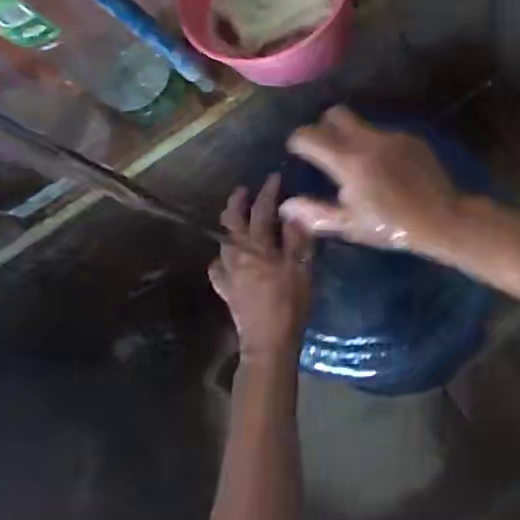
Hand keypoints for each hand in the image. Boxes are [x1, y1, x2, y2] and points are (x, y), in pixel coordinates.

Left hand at [209, 173, 313, 359]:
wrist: (268, 341)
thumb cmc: (290, 303)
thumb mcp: (301, 268)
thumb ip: (297, 239)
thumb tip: (293, 211)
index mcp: (259, 246)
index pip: (262, 211)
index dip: (268, 192)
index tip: (275, 177)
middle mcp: (238, 254)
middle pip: (232, 221)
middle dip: (237, 202)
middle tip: (244, 190)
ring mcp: (229, 273)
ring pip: (224, 241)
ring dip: (229, 225)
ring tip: (236, 219)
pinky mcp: (226, 290)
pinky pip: (218, 267)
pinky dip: (222, 257)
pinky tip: (226, 259)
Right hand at [279, 106, 464, 254]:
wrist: (442, 219)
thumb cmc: (391, 227)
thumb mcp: (350, 225)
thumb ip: (315, 213)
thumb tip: (285, 205)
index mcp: (348, 162)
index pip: (310, 135)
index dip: (298, 141)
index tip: (298, 151)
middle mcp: (368, 141)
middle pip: (336, 114)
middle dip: (325, 125)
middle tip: (325, 148)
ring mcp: (393, 137)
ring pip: (362, 125)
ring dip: (353, 138)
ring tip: (360, 166)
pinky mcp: (412, 139)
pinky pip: (385, 135)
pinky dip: (378, 146)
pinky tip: (387, 170)